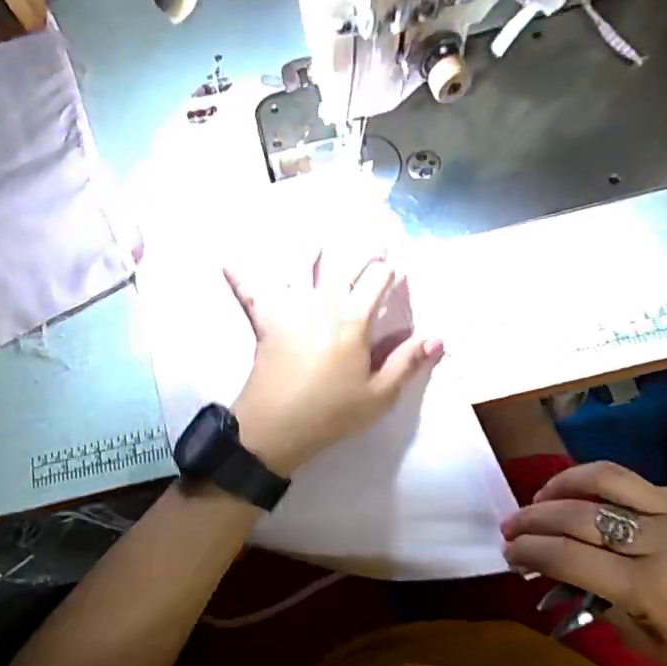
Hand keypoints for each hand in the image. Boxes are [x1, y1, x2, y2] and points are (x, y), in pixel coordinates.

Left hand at [225, 249, 443, 475]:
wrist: (276, 427)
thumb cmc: (332, 412)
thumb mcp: (379, 394)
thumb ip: (408, 362)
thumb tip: (438, 337)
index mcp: (354, 319)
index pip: (378, 281)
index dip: (390, 271)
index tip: (398, 266)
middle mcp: (323, 303)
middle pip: (345, 265)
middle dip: (363, 252)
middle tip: (375, 244)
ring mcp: (291, 309)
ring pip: (303, 268)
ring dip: (314, 251)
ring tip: (321, 238)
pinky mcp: (265, 322)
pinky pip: (251, 294)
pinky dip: (242, 278)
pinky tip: (228, 262)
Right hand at [501, 462, 666, 665]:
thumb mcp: (657, 651)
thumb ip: (608, 608)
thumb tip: (568, 579)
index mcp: (655, 590)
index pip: (571, 557)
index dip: (531, 551)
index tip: (508, 551)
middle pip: (581, 512)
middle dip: (536, 516)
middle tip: (512, 524)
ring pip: (611, 479)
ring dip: (566, 484)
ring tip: (543, 496)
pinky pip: (647, 488)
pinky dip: (612, 494)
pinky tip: (601, 507)